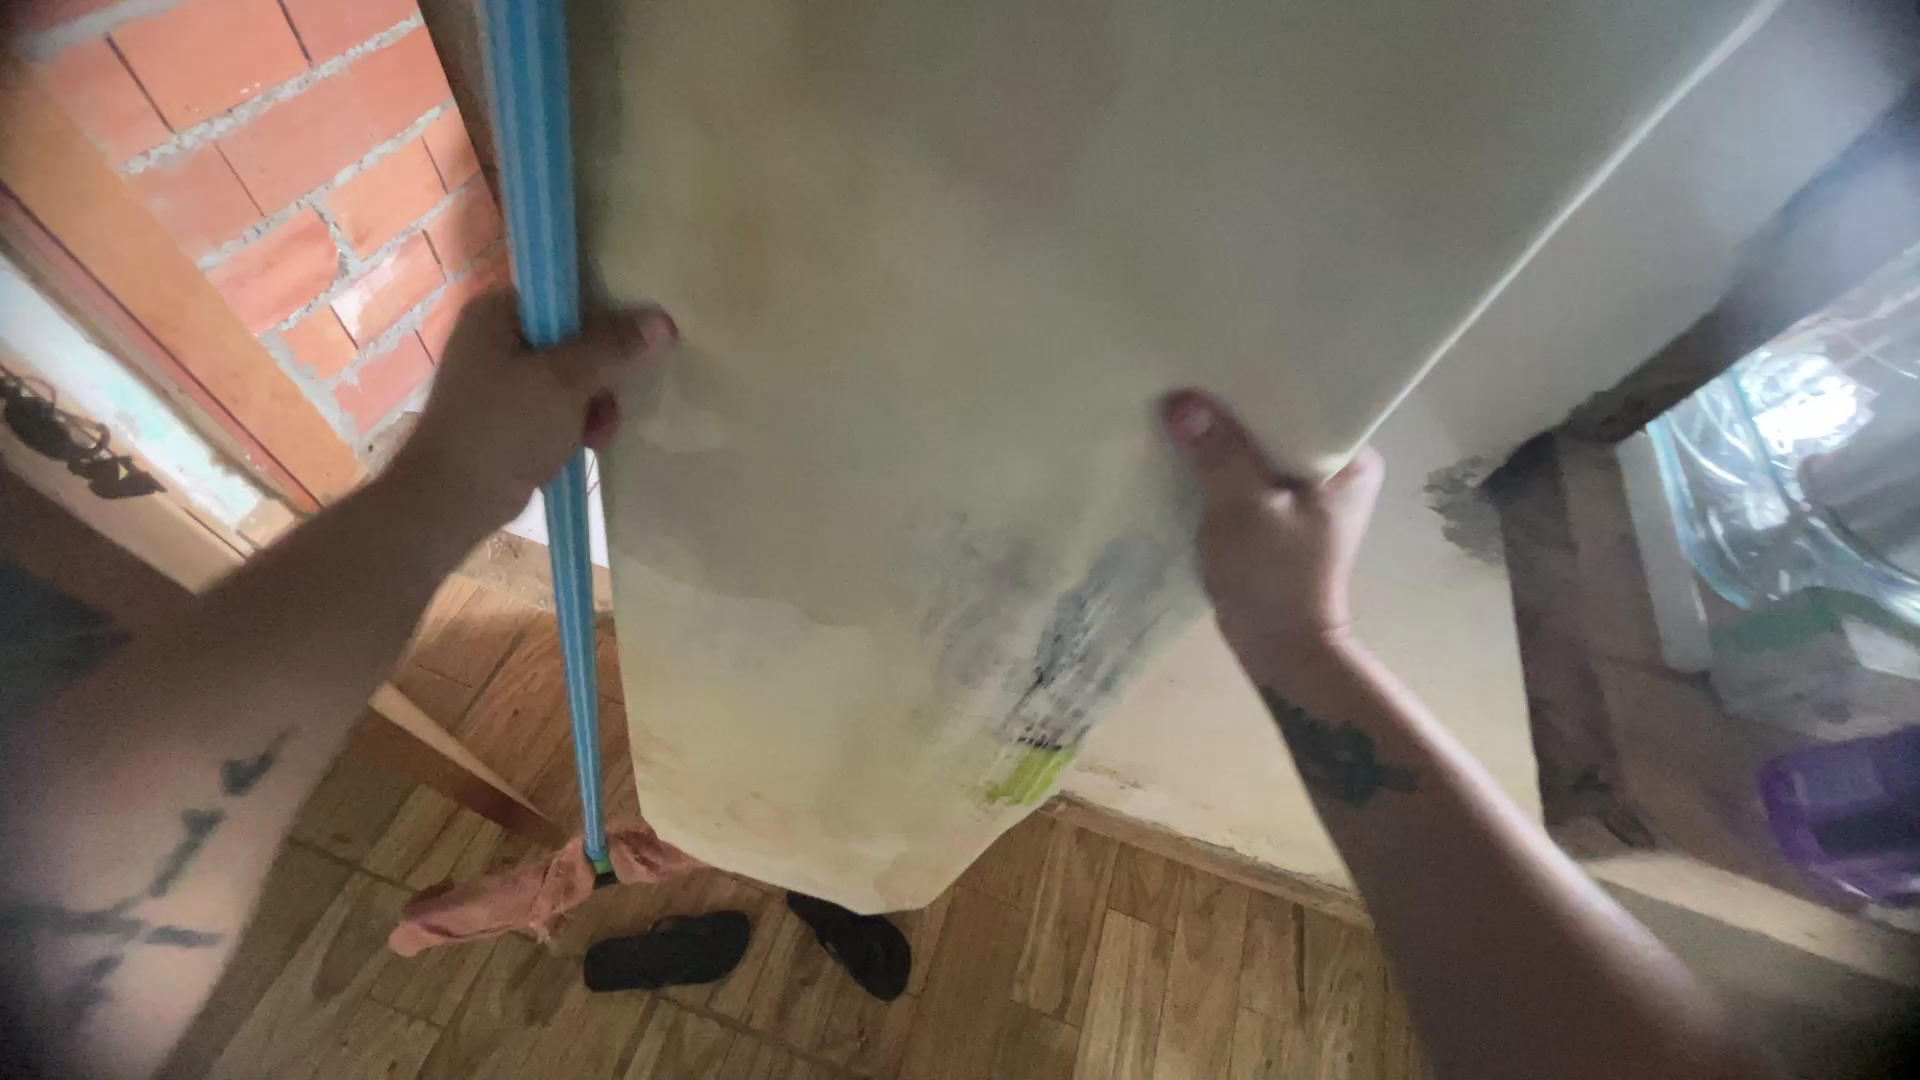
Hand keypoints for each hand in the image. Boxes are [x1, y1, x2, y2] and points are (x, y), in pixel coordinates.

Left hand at [385, 293, 676, 536]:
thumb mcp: (564, 383)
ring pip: (578, 376)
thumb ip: (613, 349)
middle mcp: (499, 337)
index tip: (634, 349)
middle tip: (610, 405)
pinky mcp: (515, 412)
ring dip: (598, 405)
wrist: (455, 498)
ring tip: (597, 435)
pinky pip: (565, 404)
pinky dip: (581, 422)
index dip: (608, 317)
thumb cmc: (503, 429)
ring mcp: (505, 377)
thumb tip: (664, 321)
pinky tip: (586, 444)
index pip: (567, 297)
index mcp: (498, 313)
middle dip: (604, 376)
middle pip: (579, 339)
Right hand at [1159, 388, 1383, 686]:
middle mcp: (1333, 467)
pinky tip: (1185, 449)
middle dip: (1233, 406)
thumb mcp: (1243, 508)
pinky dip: (1217, 466)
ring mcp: (1302, 492)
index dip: (1261, 377)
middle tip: (1190, 374)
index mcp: (1349, 459)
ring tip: (1180, 405)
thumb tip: (1180, 401)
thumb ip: (1216, 453)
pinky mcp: (1275, 513)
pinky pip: (1243, 474)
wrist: (1277, 647)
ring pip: (1255, 448)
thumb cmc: (1274, 577)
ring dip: (1221, 437)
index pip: (1306, 397)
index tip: (1219, 356)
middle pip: (1276, 420)